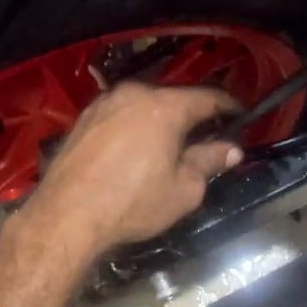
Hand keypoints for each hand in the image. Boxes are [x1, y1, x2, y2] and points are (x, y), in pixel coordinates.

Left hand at [21, 82, 244, 260]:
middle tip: (205, 137)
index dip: (227, 106)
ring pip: (142, 105)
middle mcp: (133, 94)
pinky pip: (119, 115)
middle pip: (172, 98)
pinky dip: (132, 126)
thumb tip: (231, 149)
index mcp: (164, 106)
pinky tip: (134, 149)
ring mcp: (104, 103)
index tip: (240, 115)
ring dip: (159, 120)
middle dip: (190, 116)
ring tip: (168, 145)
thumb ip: (208, 162)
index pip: (207, 97)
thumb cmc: (131, 202)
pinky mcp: (83, 117)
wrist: (66, 213)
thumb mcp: (182, 189)